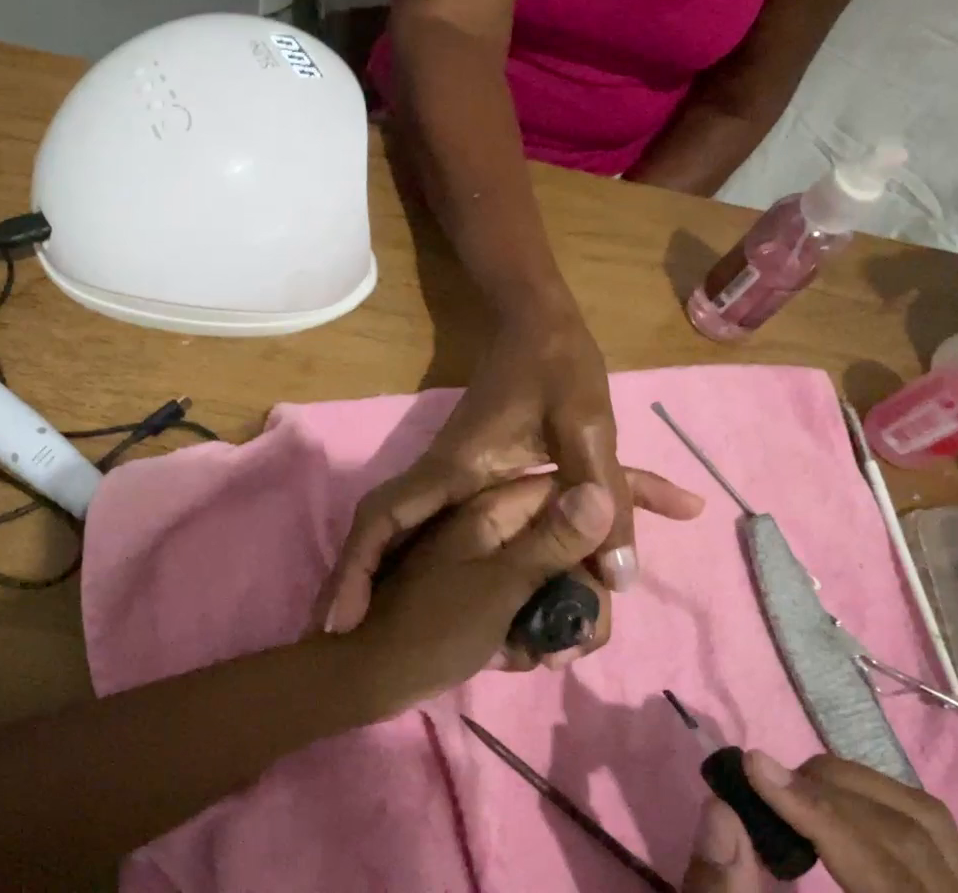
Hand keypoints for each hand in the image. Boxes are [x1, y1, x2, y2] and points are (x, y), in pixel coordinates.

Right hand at [320, 308, 691, 648]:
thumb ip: (603, 497)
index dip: (357, 570)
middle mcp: (436, 476)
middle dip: (354, 583)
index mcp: (456, 468)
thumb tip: (619, 581)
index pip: (388, 518)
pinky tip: (430, 589)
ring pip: (398, 531)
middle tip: (338, 636)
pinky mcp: (457, 475)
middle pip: (377, 532)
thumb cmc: (557, 367)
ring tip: (369, 626)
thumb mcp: (588, 428)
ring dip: (377, 574)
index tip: (339, 622)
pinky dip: (410, 557)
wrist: (538, 320)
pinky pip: (424, 524)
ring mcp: (442, 475)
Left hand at [343, 478, 619, 711]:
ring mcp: (484, 556)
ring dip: (558, 622)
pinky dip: (529, 630)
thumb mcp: (498, 585)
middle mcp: (492, 522)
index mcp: (495, 507)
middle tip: (577, 647)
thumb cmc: (430, 628)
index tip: (692, 506)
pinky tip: (519, 660)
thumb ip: (552, 541)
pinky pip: (524, 600)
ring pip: (551, 578)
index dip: (633, 492)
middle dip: (587, 594)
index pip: (579, 488)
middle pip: (570, 542)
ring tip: (545, 661)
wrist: (365, 674)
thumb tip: (602, 493)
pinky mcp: (476, 589)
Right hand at [682, 753, 957, 892]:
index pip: (891, 882)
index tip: (754, 766)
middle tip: (759, 779)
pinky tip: (829, 804)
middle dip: (828, 797)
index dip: (822, 816)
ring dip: (854, 790)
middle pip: (912, 843)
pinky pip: (933, 834)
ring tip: (791, 786)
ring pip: (929, 826)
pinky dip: (878, 802)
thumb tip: (720, 809)